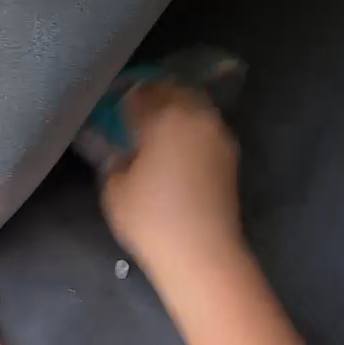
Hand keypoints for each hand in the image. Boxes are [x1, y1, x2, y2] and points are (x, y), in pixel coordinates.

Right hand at [99, 81, 244, 272]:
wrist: (202, 252)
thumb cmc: (151, 218)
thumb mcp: (114, 189)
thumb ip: (114, 161)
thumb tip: (121, 153)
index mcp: (165, 116)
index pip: (141, 93)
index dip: (124, 99)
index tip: (113, 110)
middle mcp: (196, 116)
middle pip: (174, 92)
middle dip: (154, 98)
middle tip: (136, 115)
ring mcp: (218, 135)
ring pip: (194, 109)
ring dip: (176, 114)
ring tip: (157, 134)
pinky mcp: (230, 157)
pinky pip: (205, 131)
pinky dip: (190, 134)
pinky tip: (176, 153)